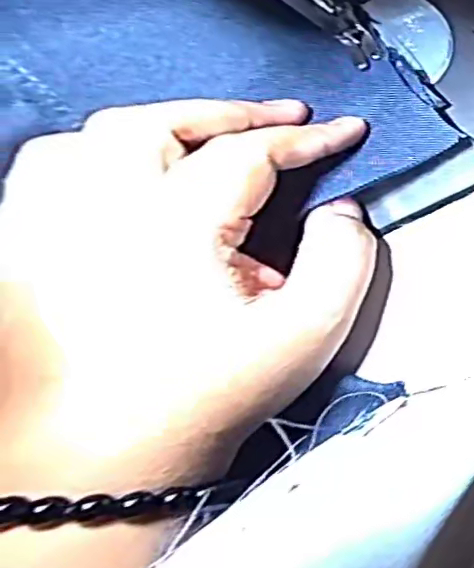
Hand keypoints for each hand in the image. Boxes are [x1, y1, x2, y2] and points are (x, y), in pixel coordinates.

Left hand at [0, 101, 377, 494]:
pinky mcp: (12, 254)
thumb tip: (340, 210)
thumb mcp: (313, 328)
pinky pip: (42, 173)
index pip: (247, 154)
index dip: (308, 138)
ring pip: (85, 139)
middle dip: (231, 113)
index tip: (347, 132)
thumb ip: (345, 257)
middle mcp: (88, 217)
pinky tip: (140, 171)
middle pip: (155, 126)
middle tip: (286, 117)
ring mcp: (36, 233)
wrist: (96, 453)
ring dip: (162, 126)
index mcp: (168, 231)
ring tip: (213, 133)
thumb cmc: (207, 393)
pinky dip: (100, 154)